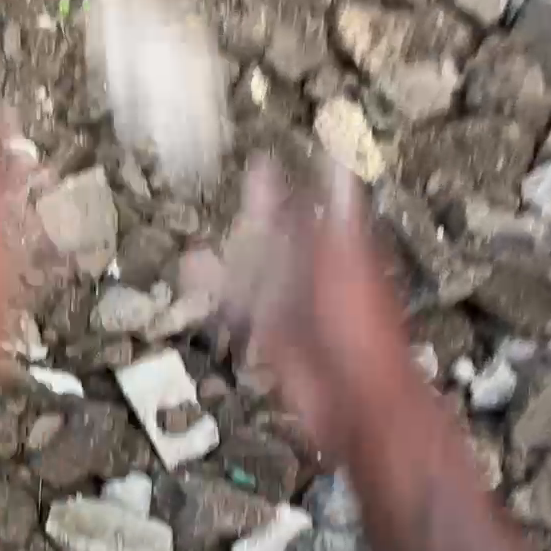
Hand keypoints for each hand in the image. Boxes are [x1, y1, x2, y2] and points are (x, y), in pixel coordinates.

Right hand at [185, 155, 415, 463]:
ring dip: (224, 264)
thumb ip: (332, 212)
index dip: (289, 185)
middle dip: (251, 221)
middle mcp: (313, 273)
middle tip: (225, 198)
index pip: (310, 207)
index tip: (263, 159)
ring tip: (192, 251)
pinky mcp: (271, 334)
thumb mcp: (346, 260)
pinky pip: (239, 310)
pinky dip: (216, 296)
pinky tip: (193, 282)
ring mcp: (290, 305)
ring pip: (252, 275)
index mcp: (338, 248)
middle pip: (276, 239)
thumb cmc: (358, 325)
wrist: (355, 397)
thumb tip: (336, 153)